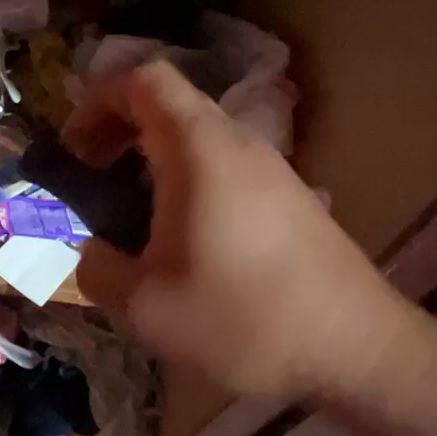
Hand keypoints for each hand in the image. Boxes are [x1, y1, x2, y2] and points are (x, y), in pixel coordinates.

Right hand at [66, 61, 415, 399]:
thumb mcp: (143, 306)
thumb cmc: (243, 318)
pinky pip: (223, 167)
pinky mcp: (290, 199)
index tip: (76, 150)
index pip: (143, 79)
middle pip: (168, 104)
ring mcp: (271, 169)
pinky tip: (183, 242)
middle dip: (118, 131)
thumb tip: (94, 250)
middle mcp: (237, 143)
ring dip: (152, 160)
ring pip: (196, 137)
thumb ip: (97, 267)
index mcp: (198, 149)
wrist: (361, 355)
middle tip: (93, 179)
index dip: (97, 101)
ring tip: (132, 217)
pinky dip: (186, 182)